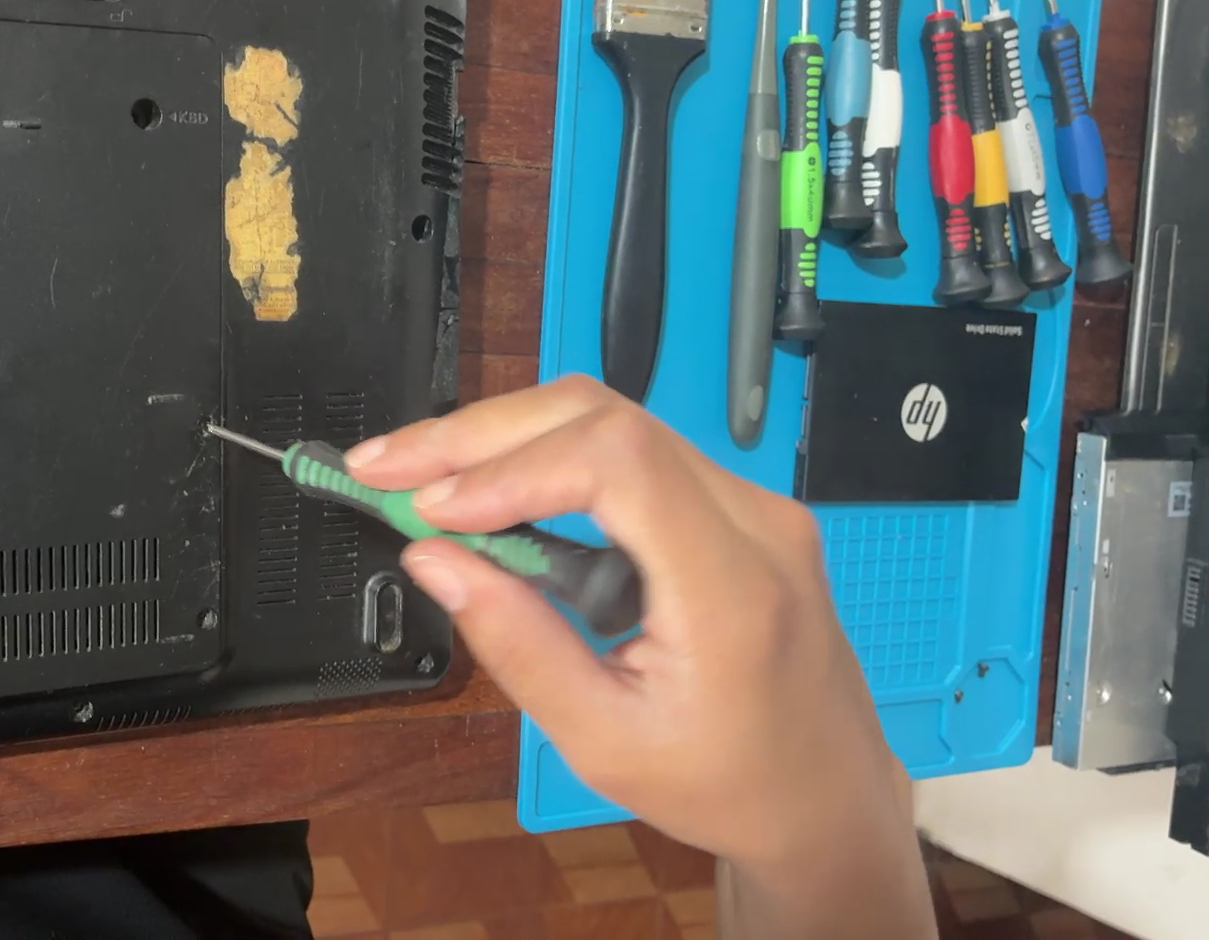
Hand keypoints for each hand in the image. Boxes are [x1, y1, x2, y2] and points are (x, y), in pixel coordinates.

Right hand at [347, 377, 933, 939]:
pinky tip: (479, 479)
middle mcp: (748, 515)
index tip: (431, 508)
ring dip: (496, 434)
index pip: (616, 463)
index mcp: (731, 587)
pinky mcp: (719, 496)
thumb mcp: (602, 742)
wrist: (826, 795)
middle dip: (475, 433)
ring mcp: (741, 496)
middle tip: (383, 464)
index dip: (509, 467)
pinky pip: (615, 444)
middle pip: (598, 415)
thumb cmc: (721, 785)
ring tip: (414, 467)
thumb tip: (430, 556)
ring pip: (601, 414)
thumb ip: (514, 643)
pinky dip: (532, 452)